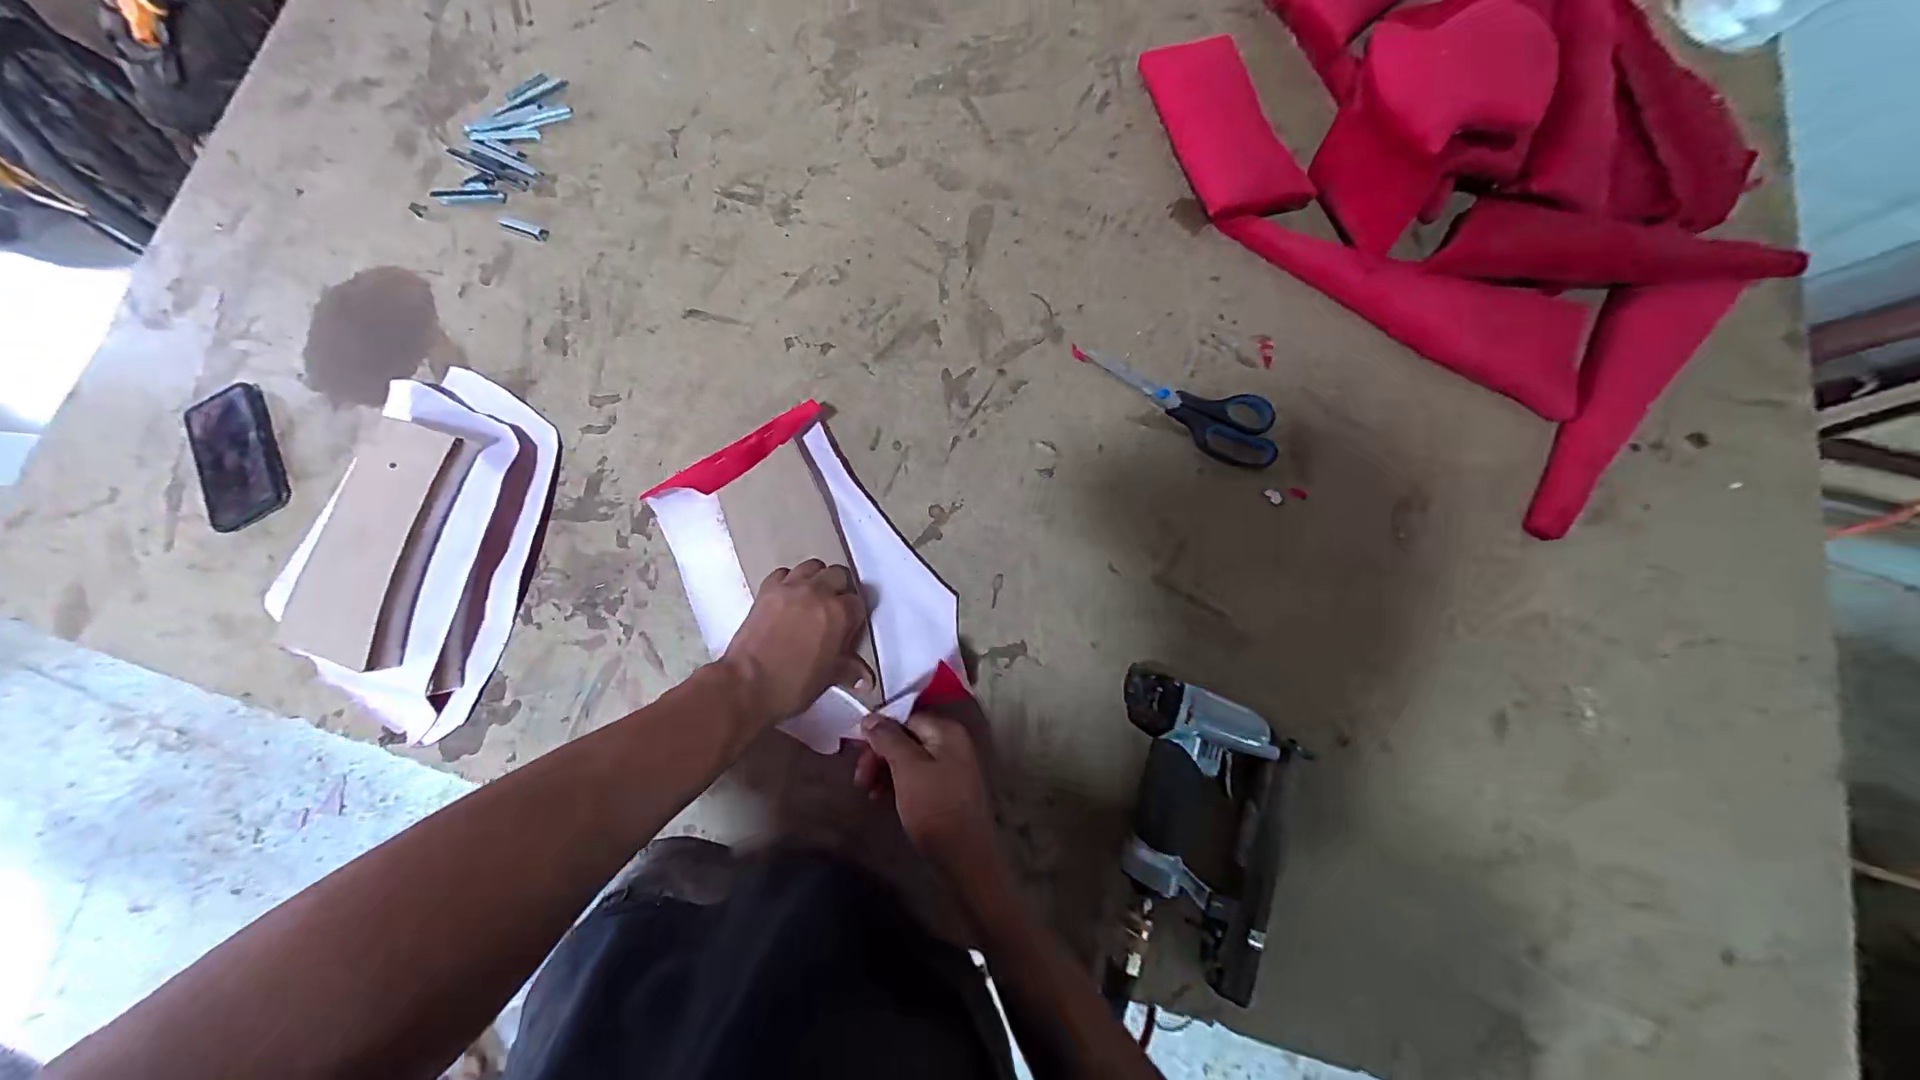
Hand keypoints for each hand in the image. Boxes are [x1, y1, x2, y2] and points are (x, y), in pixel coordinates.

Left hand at [718, 560, 867, 724]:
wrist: (748, 685)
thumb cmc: (789, 683)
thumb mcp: (828, 677)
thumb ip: (849, 669)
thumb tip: (861, 677)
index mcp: (840, 614)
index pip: (858, 603)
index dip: (854, 616)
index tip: (849, 627)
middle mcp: (818, 593)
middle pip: (839, 575)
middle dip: (840, 589)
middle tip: (836, 608)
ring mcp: (791, 588)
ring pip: (813, 567)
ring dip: (817, 578)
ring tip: (815, 596)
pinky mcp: (767, 590)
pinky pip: (783, 573)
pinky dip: (788, 580)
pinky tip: (789, 596)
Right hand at [854, 712, 1002, 886]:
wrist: (965, 858)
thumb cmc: (935, 808)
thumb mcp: (907, 768)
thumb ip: (888, 738)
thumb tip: (871, 717)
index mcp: (947, 731)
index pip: (905, 717)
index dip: (879, 731)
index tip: (858, 750)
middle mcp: (952, 743)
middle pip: (906, 737)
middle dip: (879, 754)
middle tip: (860, 778)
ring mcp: (952, 767)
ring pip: (909, 758)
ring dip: (885, 771)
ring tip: (869, 792)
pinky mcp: (947, 790)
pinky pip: (917, 776)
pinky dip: (897, 784)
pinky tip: (883, 799)